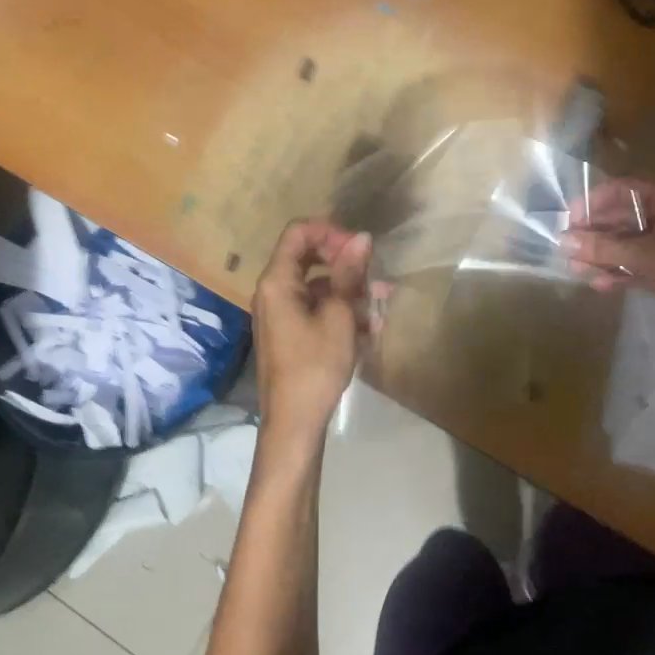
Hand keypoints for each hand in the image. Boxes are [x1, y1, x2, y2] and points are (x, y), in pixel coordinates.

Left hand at [251, 219, 372, 438]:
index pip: (298, 232)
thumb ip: (349, 274)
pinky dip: (341, 311)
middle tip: (374, 276)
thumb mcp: (339, 316)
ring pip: (317, 285)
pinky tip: (370, 328)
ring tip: (382, 304)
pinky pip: (316, 308)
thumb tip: (361, 238)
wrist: (294, 423)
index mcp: (277, 281)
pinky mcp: (290, 333)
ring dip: (350, 290)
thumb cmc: (315, 365)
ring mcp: (280, 313)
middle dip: (345, 262)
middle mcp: (273, 291)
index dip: (330, 231)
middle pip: (308, 257)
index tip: (359, 248)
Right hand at [563, 179, 654, 326]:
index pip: (622, 189)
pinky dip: (622, 271)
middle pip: (624, 216)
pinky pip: (641, 262)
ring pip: (631, 242)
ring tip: (576, 270)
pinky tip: (600, 284)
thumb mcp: (646, 258)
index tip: (568, 221)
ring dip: (605, 255)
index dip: (592, 202)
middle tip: (567, 249)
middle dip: (595, 234)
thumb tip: (563, 241)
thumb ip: (603, 248)